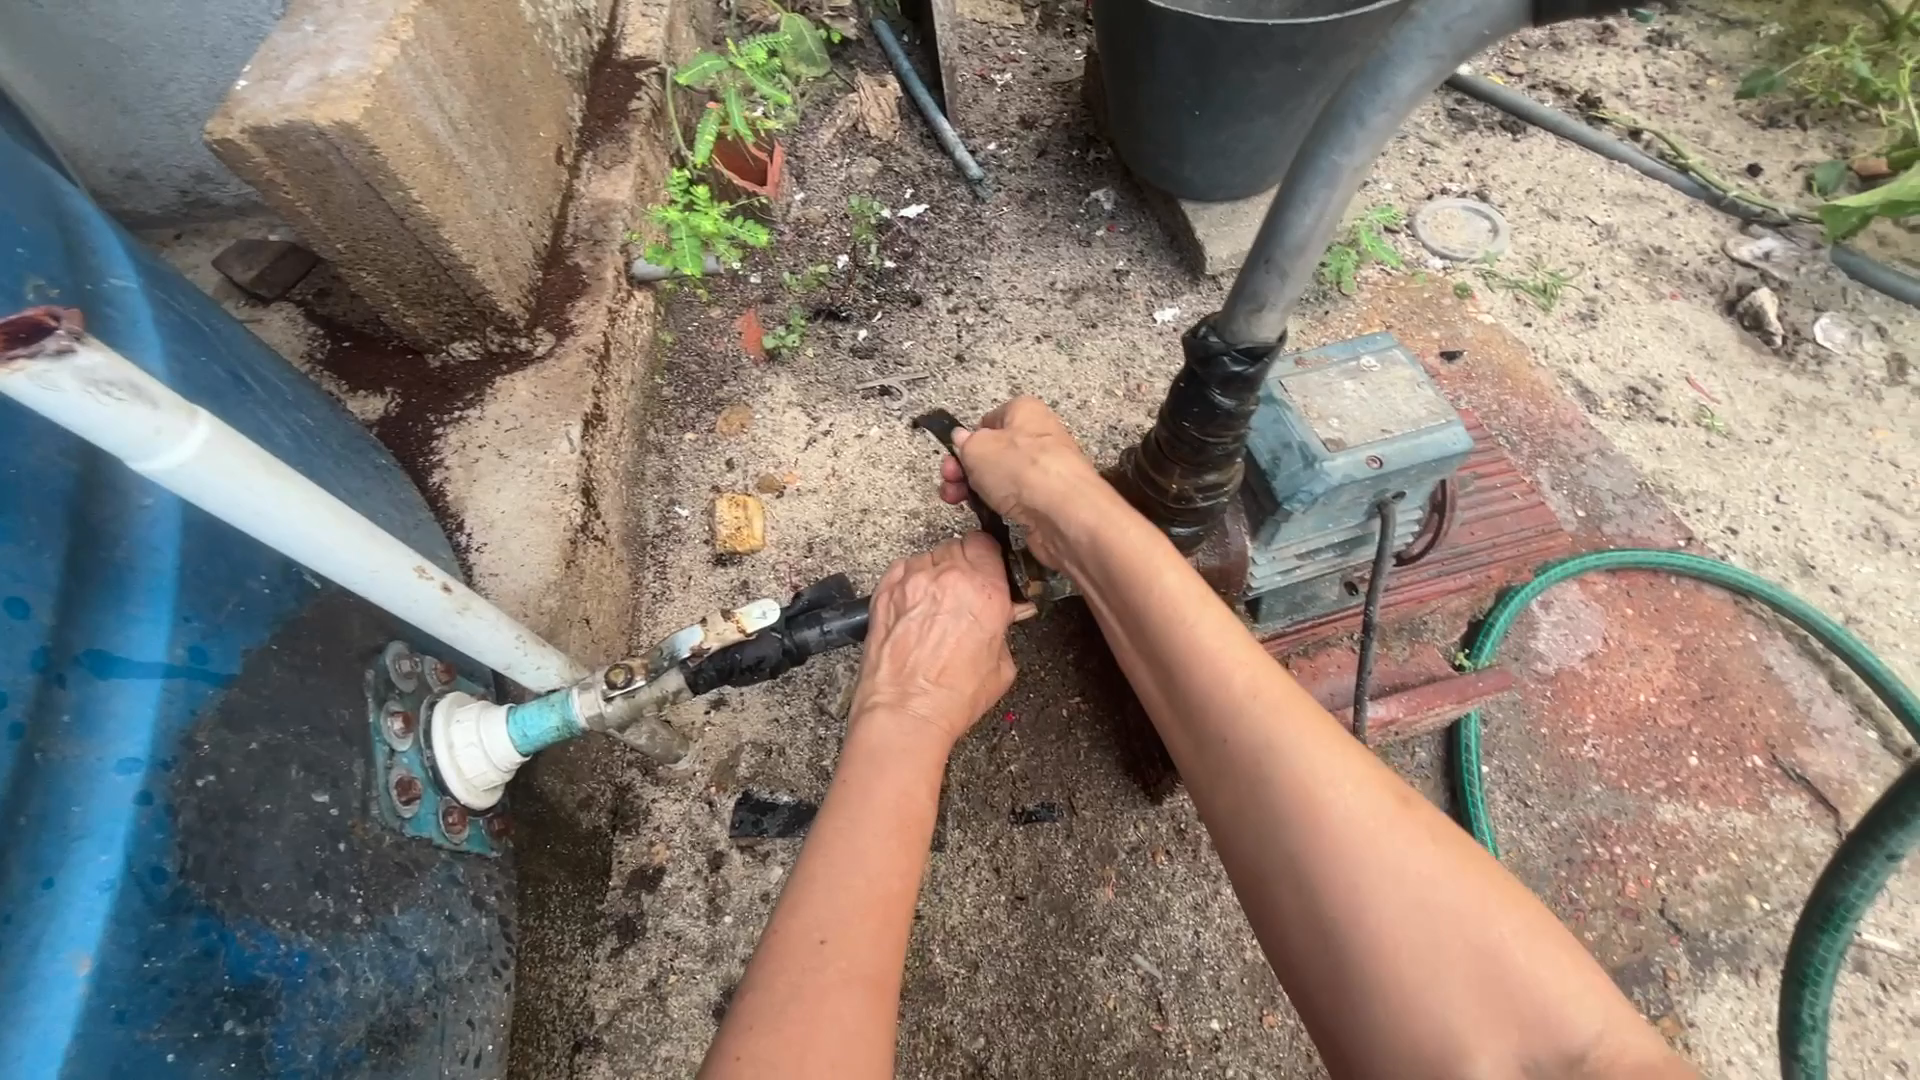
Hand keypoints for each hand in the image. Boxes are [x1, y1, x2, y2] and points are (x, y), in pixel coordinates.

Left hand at [850, 532, 1018, 752]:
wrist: (905, 713)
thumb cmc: (951, 697)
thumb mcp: (1002, 665)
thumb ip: (1002, 628)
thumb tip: (1001, 616)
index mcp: (986, 591)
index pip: (987, 544)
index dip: (987, 557)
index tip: (986, 570)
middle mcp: (949, 578)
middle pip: (958, 546)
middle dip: (962, 566)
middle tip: (963, 592)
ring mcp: (913, 581)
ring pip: (929, 556)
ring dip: (935, 573)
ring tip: (934, 604)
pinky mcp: (885, 591)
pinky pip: (902, 570)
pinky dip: (909, 581)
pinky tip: (914, 607)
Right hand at [938, 396, 1108, 569]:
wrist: (1063, 513)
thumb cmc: (1025, 470)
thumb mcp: (977, 448)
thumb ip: (965, 443)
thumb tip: (962, 440)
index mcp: (1025, 412)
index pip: (989, 420)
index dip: (968, 439)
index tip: (954, 456)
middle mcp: (1038, 438)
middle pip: (992, 452)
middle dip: (966, 469)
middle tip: (951, 481)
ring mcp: (1043, 471)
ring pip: (1001, 478)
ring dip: (976, 490)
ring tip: (958, 501)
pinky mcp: (1046, 501)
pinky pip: (1014, 500)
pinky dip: (998, 506)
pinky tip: (989, 512)